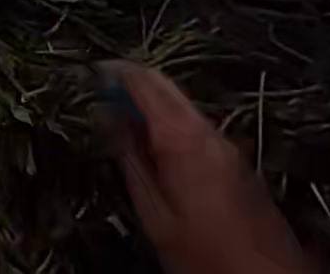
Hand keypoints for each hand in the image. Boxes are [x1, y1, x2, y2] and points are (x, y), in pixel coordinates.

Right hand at [105, 64, 312, 273]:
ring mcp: (228, 149)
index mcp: (183, 139)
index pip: (141, 79)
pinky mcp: (238, 165)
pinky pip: (193, 124)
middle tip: (102, 95)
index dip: (110, 73)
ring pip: (178, 104)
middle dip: (129, 83)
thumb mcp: (152, 208)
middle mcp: (210, 136)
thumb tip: (105, 115)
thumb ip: (126, 153)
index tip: (91, 77)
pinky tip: (153, 147)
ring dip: (148, 103)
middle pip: (163, 85)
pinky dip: (167, 121)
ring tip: (122, 124)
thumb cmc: (213, 258)